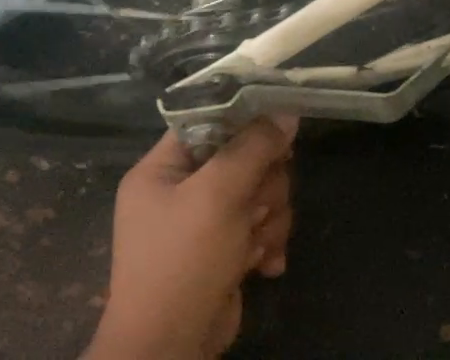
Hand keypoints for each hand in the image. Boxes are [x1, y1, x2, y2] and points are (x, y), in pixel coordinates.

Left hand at [84, 119, 297, 359]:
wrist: (171, 346)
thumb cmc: (183, 261)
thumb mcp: (218, 194)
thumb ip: (254, 147)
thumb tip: (287, 111)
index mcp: (162, 170)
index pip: (208, 121)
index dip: (245, 119)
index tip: (277, 128)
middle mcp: (182, 190)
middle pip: (247, 156)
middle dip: (265, 183)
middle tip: (258, 203)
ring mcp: (206, 220)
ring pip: (264, 189)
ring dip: (270, 216)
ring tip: (255, 243)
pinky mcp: (227, 247)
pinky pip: (264, 223)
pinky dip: (268, 241)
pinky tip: (262, 264)